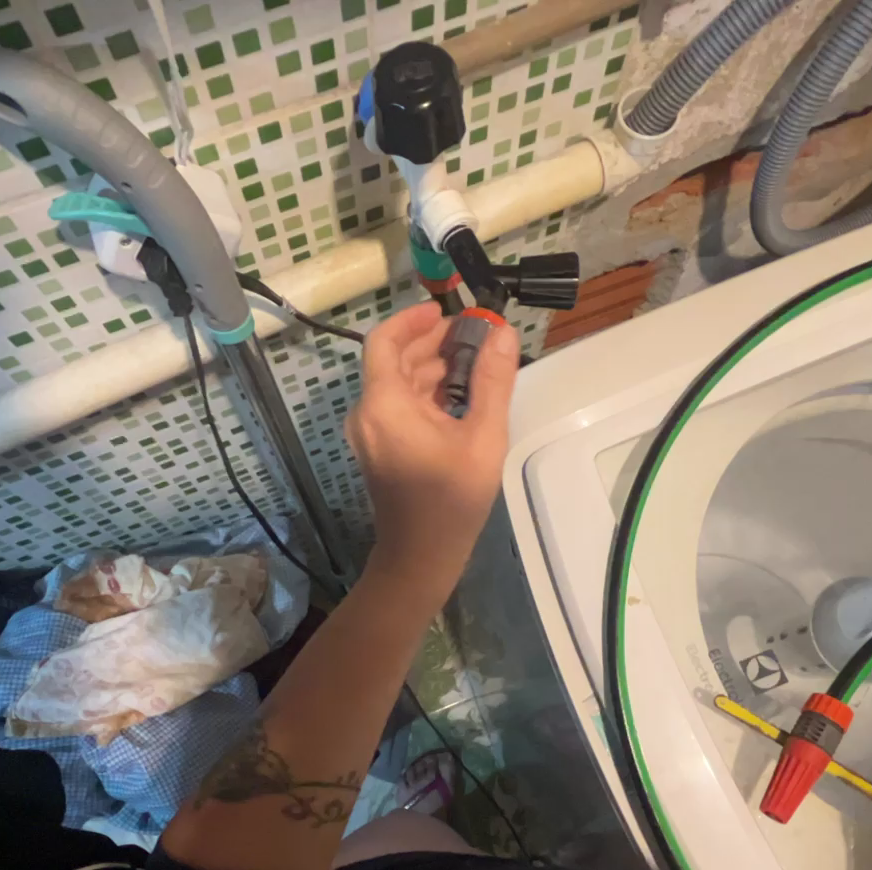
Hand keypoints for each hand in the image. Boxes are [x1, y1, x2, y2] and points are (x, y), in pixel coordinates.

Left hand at [347, 302, 518, 603]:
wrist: (420, 557)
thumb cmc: (451, 501)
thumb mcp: (483, 438)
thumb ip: (493, 382)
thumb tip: (503, 333)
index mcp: (384, 405)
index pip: (384, 340)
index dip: (413, 320)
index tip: (447, 311)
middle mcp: (368, 413)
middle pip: (392, 360)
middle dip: (431, 343)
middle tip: (475, 337)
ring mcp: (370, 433)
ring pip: (396, 384)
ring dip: (431, 368)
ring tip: (475, 364)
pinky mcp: (379, 448)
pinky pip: (398, 407)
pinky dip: (424, 394)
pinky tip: (460, 397)